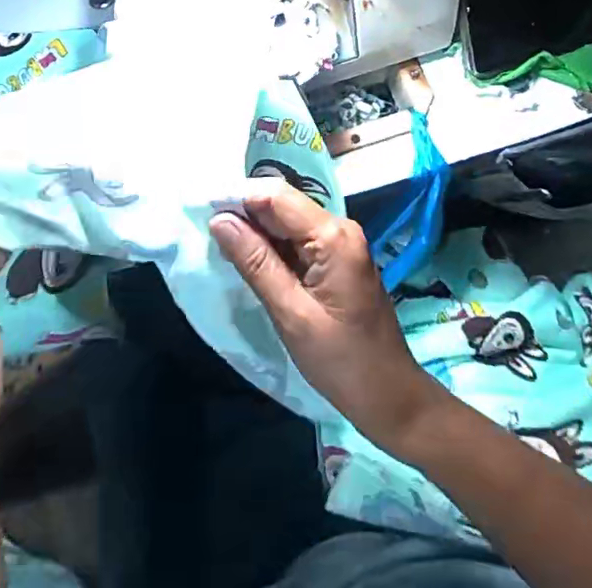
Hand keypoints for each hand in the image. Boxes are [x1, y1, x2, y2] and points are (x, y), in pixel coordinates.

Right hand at [209, 186, 446, 451]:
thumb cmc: (342, 361)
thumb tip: (219, 221)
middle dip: (242, 211)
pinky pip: (296, 240)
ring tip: (218, 241)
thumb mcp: (291, 314)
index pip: (276, 196)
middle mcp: (339, 229)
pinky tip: (247, 257)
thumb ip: (255, 263)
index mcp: (333, 237)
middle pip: (282, 204)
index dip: (237, 196)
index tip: (201, 208)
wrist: (390, 396)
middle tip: (204, 227)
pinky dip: (270, 246)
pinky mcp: (336, 259)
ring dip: (253, 229)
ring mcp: (340, 243)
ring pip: (286, 221)